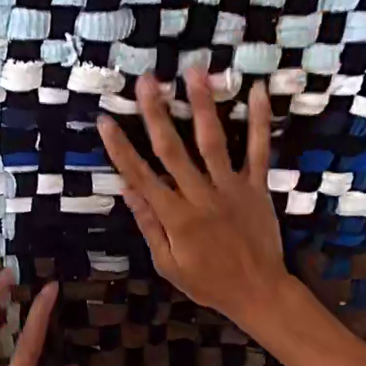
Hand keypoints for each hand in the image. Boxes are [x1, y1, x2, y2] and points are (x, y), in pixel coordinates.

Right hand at [98, 67, 290, 325]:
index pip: (140, 177)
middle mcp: (200, 197)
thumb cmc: (208, 283)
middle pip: (173, 150)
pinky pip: (258, 151)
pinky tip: (255, 92)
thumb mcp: (168, 264)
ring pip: (213, 142)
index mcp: (175, 218)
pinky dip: (258, 122)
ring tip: (194, 72)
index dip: (120, 148)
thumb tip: (128, 189)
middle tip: (147, 81)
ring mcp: (230, 189)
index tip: (106, 121)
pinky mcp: (256, 188)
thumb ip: (149, 225)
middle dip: (156, 114)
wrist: (259, 292)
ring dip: (202, 105)